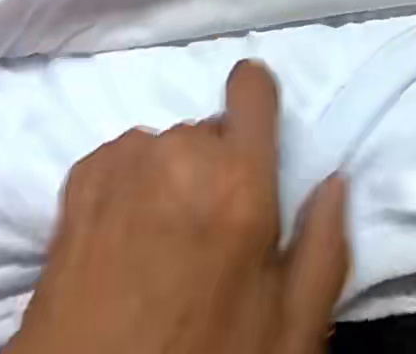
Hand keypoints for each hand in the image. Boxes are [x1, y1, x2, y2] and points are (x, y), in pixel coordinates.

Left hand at [12, 60, 349, 353]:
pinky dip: (130, 185)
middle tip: (208, 232)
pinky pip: (124, 159)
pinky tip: (123, 241)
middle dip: (217, 168)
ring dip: (172, 177)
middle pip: (211, 132)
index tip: (256, 127)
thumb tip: (336, 180)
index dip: (258, 98)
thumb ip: (323, 246)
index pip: (252, 87)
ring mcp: (124, 160)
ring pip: (167, 147)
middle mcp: (179, 152)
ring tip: (161, 243)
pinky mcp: (79, 176)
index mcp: (238, 181)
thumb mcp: (288, 332)